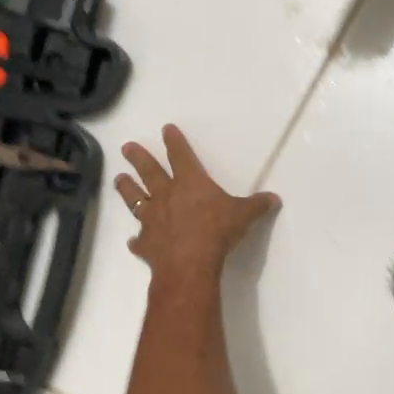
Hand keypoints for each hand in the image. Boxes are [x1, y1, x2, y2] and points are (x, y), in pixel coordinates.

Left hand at [114, 125, 280, 286]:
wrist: (189, 264)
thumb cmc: (216, 231)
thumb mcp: (244, 215)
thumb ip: (257, 205)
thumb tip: (274, 198)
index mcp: (190, 183)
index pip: (180, 156)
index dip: (174, 142)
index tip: (166, 129)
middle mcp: (166, 196)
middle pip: (149, 172)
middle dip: (139, 158)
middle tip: (126, 147)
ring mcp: (152, 220)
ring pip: (135, 199)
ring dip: (127, 189)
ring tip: (119, 179)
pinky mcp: (147, 244)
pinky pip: (139, 241)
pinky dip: (136, 240)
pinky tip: (133, 241)